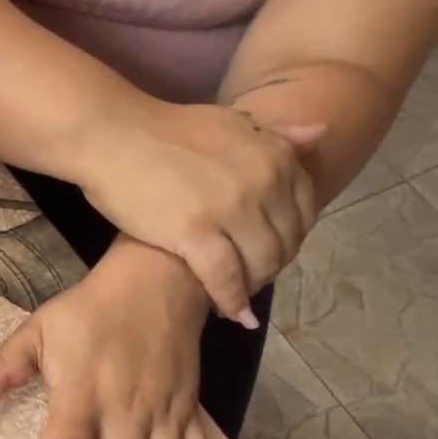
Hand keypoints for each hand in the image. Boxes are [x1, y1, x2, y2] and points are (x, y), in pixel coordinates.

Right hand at [74, 100, 322, 321]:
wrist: (116, 138)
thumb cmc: (164, 131)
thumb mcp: (232, 124)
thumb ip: (274, 136)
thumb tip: (321, 134)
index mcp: (275, 156)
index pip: (304, 210)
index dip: (290, 240)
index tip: (271, 255)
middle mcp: (264, 182)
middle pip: (283, 241)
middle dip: (271, 268)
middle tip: (251, 284)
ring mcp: (230, 210)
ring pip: (258, 262)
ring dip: (252, 287)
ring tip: (239, 301)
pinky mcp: (193, 233)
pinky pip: (222, 275)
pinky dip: (229, 299)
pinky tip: (230, 314)